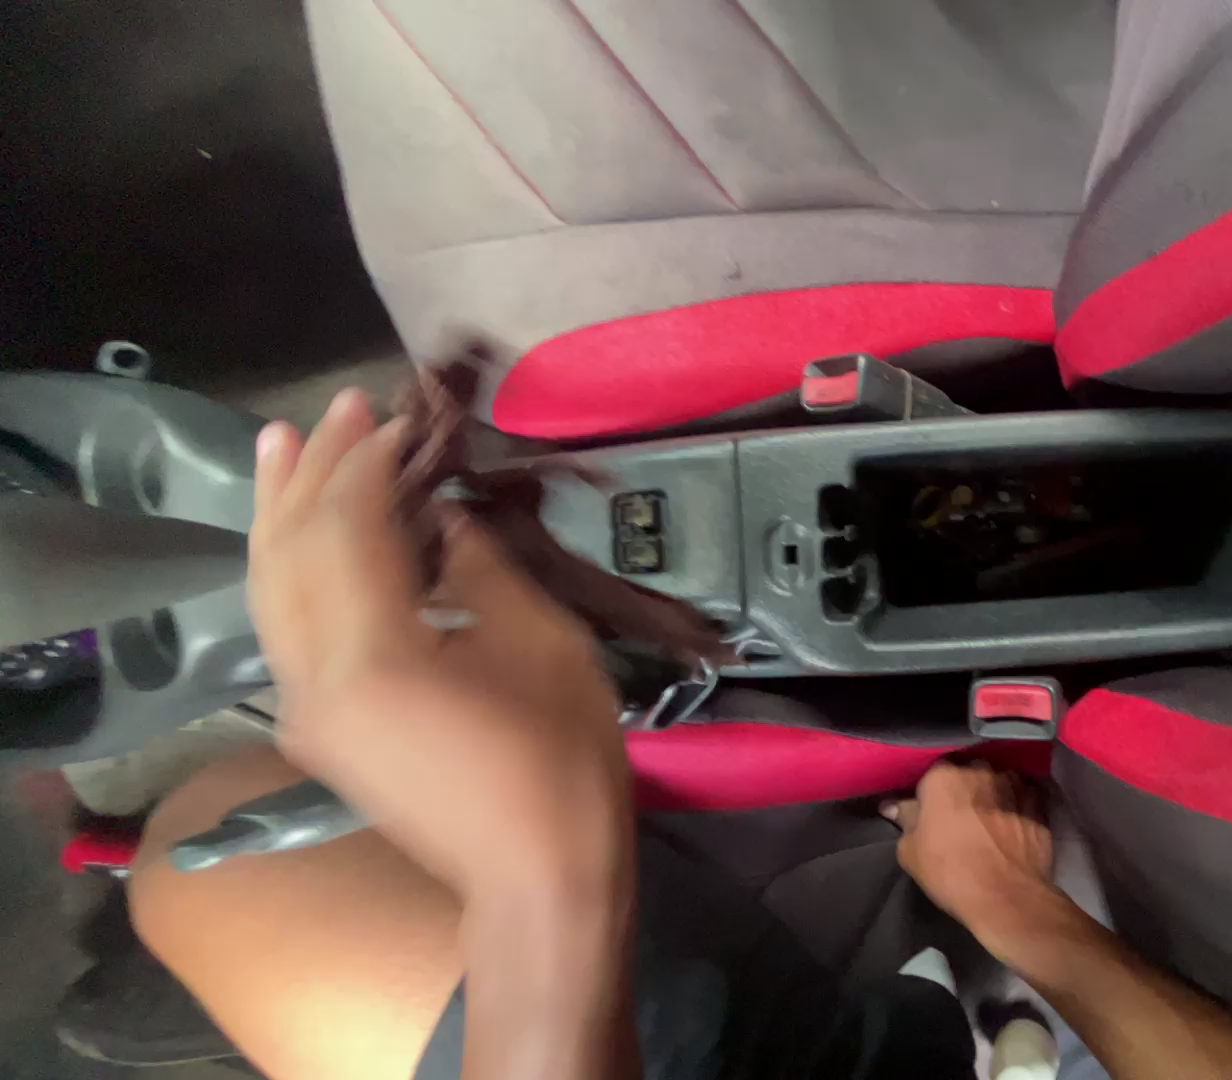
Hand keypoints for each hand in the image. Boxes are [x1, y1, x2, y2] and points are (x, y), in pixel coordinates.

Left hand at [248, 389, 630, 901]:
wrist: (536, 864)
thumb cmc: (562, 755)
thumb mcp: (545, 647)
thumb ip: (484, 574)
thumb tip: (445, 522)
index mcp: (375, 662)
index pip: (346, 536)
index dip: (367, 467)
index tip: (396, 417)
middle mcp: (311, 683)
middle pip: (286, 556)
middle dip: (312, 474)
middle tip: (339, 409)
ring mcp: (303, 709)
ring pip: (269, 591)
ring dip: (282, 512)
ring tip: (290, 444)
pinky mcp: (319, 724)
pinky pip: (289, 626)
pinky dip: (294, 566)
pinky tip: (306, 535)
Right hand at [886, 762, 1065, 959]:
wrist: (1008, 898)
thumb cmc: (952, 873)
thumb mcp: (911, 853)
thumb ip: (905, 820)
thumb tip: (893, 806)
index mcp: (943, 777)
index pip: (932, 776)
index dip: (931, 796)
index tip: (933, 815)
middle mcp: (979, 769)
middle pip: (967, 773)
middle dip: (964, 790)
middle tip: (961, 818)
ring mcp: (1012, 782)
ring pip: (997, 780)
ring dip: (992, 794)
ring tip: (990, 821)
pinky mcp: (1037, 800)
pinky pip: (1024, 793)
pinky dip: (1018, 803)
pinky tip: (1014, 821)